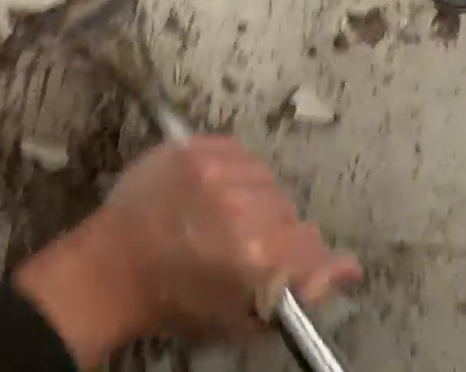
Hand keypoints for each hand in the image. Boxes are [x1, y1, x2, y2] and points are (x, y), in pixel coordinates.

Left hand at [14, 137, 360, 366]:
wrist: (115, 263)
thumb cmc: (175, 298)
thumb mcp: (243, 317)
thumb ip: (302, 291)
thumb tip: (350, 266)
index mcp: (253, 254)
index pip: (312, 243)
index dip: (303, 258)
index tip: (286, 262)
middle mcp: (236, 207)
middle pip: (289, 209)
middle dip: (276, 229)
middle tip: (245, 242)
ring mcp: (211, 171)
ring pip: (266, 176)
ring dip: (255, 195)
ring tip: (226, 213)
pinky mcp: (190, 147)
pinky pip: (238, 148)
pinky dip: (235, 167)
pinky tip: (216, 187)